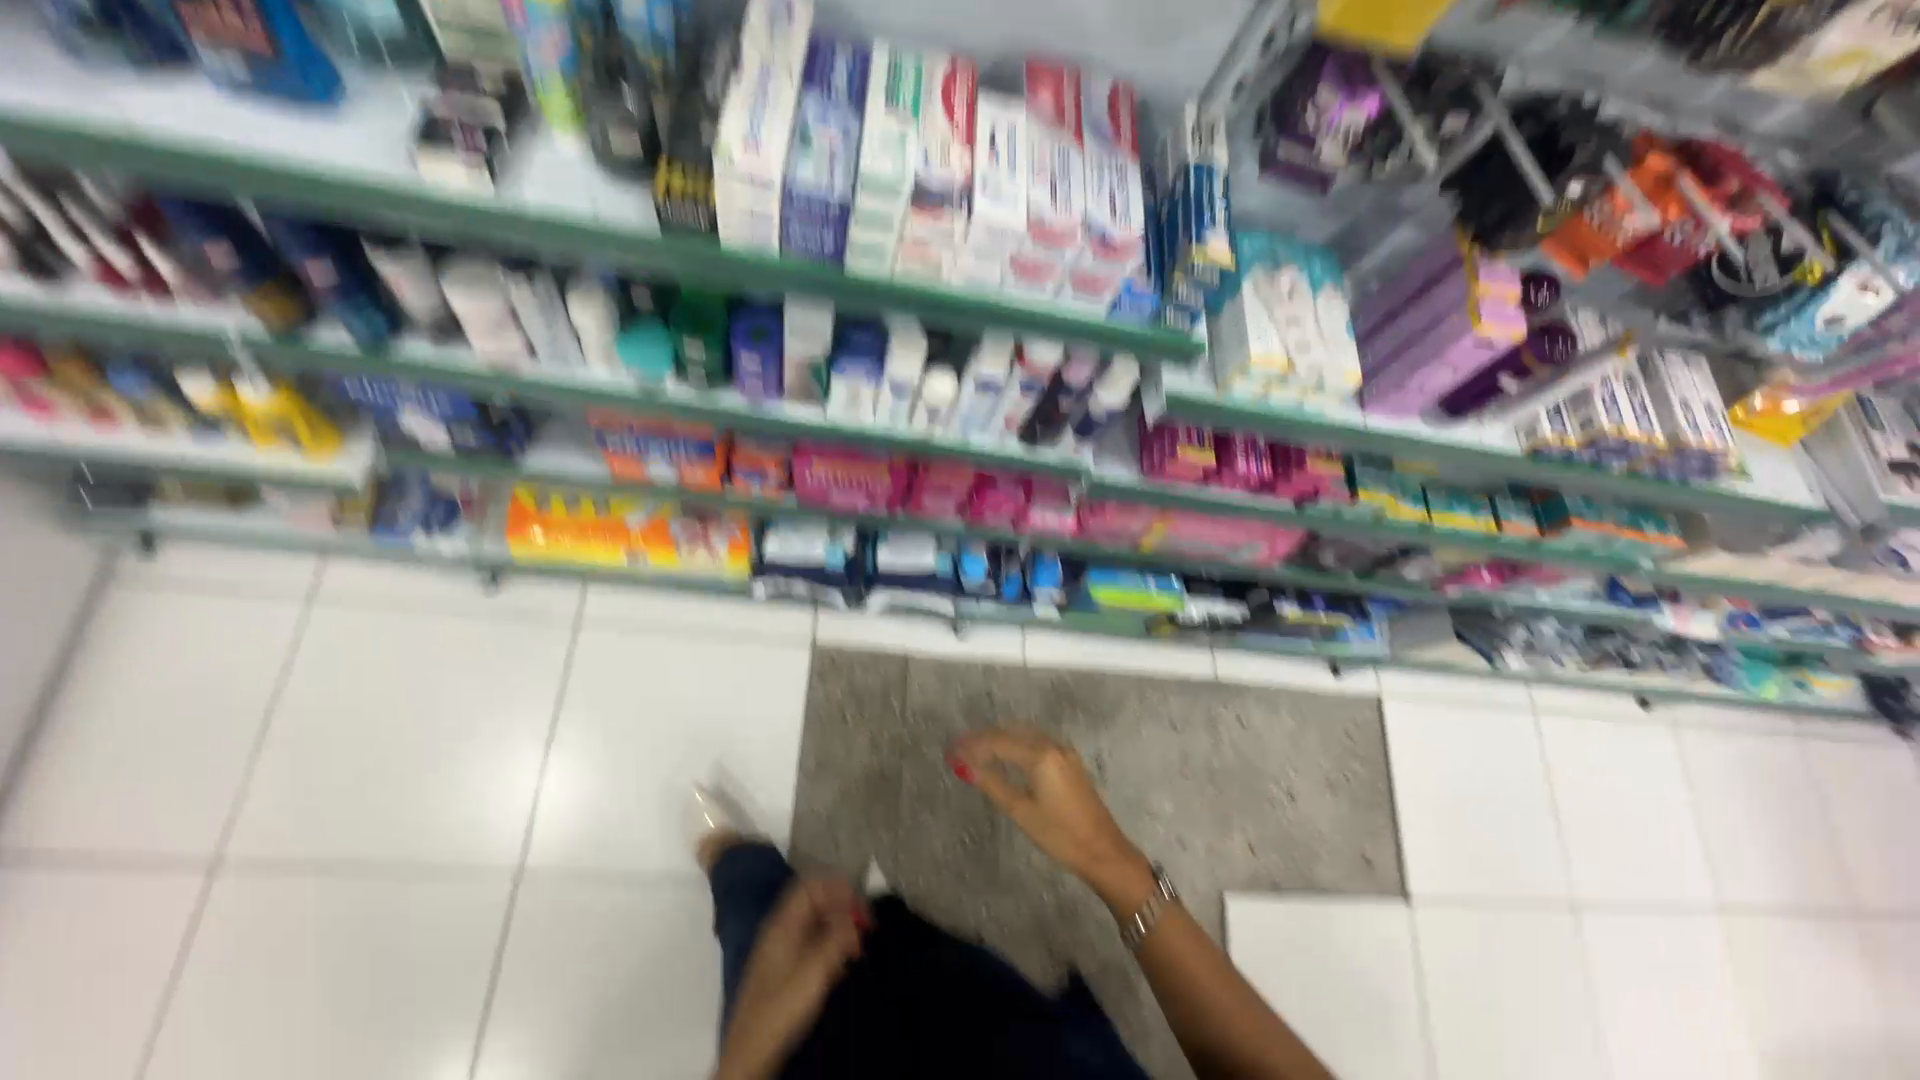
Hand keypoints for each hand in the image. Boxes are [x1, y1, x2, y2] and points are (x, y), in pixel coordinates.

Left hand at [714, 877, 867, 1079]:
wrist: (750, 1053)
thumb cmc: (781, 1009)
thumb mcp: (814, 972)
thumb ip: (836, 938)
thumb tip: (854, 914)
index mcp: (782, 924)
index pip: (811, 886)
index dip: (838, 888)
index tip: (862, 905)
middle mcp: (780, 930)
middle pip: (814, 902)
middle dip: (842, 907)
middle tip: (866, 925)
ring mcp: (780, 949)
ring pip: (814, 923)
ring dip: (838, 928)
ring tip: (858, 946)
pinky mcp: (784, 968)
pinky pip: (811, 943)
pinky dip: (830, 945)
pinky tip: (842, 964)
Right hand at [949, 728, 1154, 910]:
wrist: (1103, 850)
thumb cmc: (1060, 835)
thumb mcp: (1021, 811)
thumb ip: (992, 783)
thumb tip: (966, 766)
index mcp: (1040, 755)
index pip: (998, 741)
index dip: (972, 745)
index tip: (951, 752)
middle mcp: (1053, 746)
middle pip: (1011, 732)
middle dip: (984, 738)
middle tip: (960, 750)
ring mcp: (1064, 752)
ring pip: (1025, 734)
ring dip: (1000, 739)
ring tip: (977, 753)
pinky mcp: (1070, 762)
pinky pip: (1037, 742)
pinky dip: (1017, 744)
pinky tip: (1006, 757)